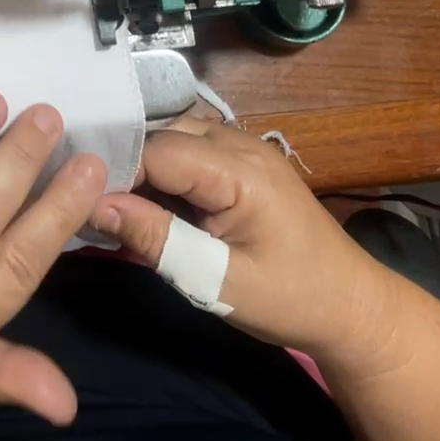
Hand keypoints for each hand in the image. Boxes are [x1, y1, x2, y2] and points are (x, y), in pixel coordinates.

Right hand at [87, 116, 400, 368]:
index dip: (119, 172)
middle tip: (96, 200)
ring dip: (144, 164)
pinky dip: (164, 167)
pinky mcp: (242, 158)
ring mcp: (244, 146)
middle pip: (164, 133)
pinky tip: (151, 198)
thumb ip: (157, 238)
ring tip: (118, 200)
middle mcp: (241, 143)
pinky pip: (190, 146)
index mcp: (241, 171)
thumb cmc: (290, 299)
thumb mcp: (217, 280)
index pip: (159, 150)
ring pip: (173, 134)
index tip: (87, 201)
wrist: (352, 307)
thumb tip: (94, 205)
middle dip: (127, 163)